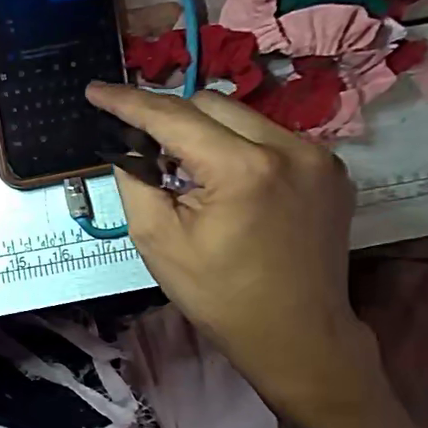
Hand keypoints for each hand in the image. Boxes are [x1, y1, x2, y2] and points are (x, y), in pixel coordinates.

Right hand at [86, 83, 382, 427]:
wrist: (297, 336)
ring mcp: (319, 156)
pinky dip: (241, 148)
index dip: (128, 102)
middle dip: (171, 120)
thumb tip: (130, 143)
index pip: (173, 116)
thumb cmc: (220, 297)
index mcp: (243, 169)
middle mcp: (289, 147)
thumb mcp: (158, 241)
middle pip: (210, 103)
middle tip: (149, 153)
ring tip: (192, 174)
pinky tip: (231, 184)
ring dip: (208, 134)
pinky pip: (272, 137)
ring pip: (243, 116)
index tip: (96, 90)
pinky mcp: (332, 169)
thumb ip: (135, 181)